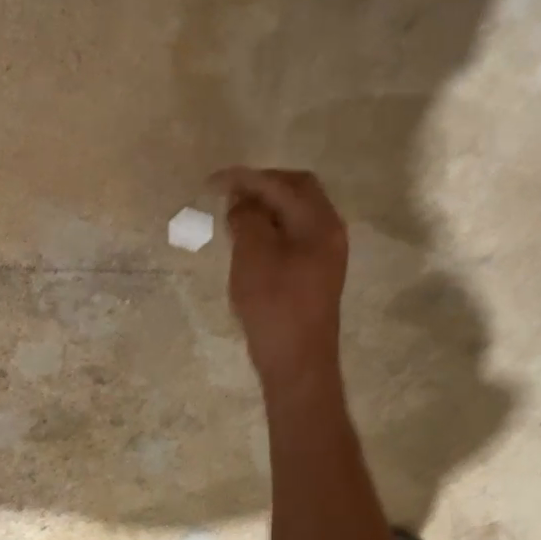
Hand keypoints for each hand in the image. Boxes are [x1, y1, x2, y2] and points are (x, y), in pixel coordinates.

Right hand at [212, 167, 347, 377]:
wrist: (297, 361)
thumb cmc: (274, 305)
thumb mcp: (253, 255)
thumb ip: (248, 218)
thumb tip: (243, 201)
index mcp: (319, 223)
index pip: (282, 184)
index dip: (246, 178)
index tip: (212, 182)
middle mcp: (329, 231)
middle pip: (298, 190)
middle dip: (262, 185)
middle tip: (228, 194)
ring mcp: (325, 252)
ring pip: (296, 212)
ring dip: (266, 206)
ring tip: (233, 215)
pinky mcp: (315, 270)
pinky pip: (294, 232)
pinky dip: (271, 226)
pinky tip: (248, 239)